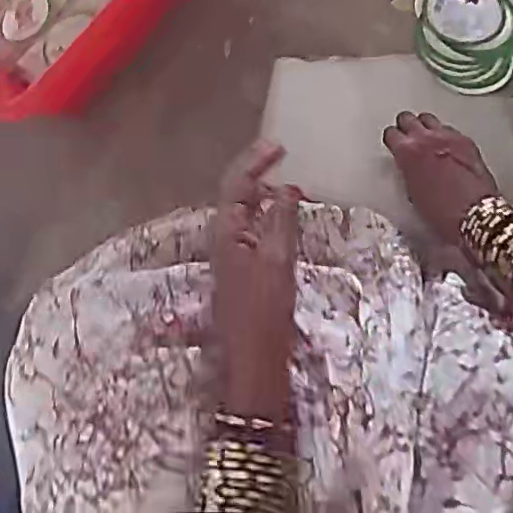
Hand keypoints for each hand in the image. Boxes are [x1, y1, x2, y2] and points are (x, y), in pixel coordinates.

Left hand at [210, 140, 301, 421]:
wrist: (253, 366)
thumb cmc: (264, 311)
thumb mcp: (277, 259)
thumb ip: (281, 219)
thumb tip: (287, 188)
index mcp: (226, 231)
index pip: (238, 183)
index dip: (256, 161)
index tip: (279, 146)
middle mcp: (223, 239)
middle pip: (238, 194)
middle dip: (259, 173)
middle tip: (282, 159)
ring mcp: (231, 256)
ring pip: (246, 212)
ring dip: (265, 195)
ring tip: (289, 185)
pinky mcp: (241, 270)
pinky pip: (253, 230)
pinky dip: (268, 217)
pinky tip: (284, 220)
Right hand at [382, 112, 501, 243]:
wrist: (474, 214)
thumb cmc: (441, 212)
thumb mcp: (412, 192)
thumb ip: (408, 170)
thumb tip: (409, 166)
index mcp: (407, 152)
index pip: (391, 133)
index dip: (392, 140)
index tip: (394, 145)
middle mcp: (424, 138)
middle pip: (407, 118)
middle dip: (406, 127)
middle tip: (408, 139)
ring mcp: (446, 136)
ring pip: (428, 118)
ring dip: (425, 127)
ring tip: (428, 140)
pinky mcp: (465, 139)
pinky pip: (449, 129)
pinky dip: (445, 135)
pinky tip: (448, 148)